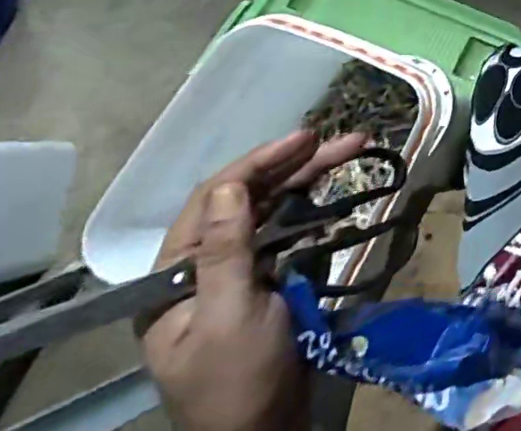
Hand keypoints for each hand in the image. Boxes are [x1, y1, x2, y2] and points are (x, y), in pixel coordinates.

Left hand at [140, 130, 367, 430]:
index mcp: (172, 276)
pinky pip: (285, 233)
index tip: (303, 139)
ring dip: (308, 180)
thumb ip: (225, 250)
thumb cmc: (239, 380)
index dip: (258, 164)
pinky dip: (311, 208)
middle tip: (337, 139)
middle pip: (247, 199)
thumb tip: (227, 186)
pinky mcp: (264, 281)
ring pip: (270, 210)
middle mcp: (199, 267)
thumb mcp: (230, 315)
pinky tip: (333, 192)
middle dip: (293, 165)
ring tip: (348, 150)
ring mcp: (234, 273)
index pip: (212, 200)